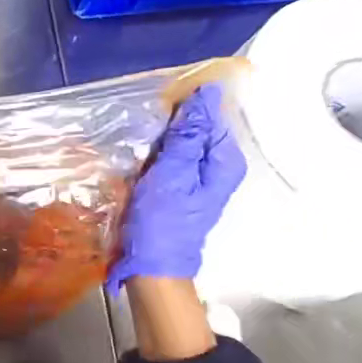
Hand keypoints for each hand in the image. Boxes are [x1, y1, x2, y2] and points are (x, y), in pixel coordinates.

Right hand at [109, 85, 247, 290]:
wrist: (149, 267)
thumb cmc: (161, 221)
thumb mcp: (172, 173)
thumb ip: (188, 134)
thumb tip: (206, 94)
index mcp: (225, 161)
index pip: (211, 115)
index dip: (184, 109)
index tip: (156, 111)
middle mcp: (217, 168)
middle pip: (195, 130)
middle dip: (169, 128)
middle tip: (143, 135)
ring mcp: (197, 181)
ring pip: (178, 146)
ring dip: (156, 145)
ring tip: (136, 150)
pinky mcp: (178, 191)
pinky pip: (167, 164)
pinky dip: (152, 161)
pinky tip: (137, 166)